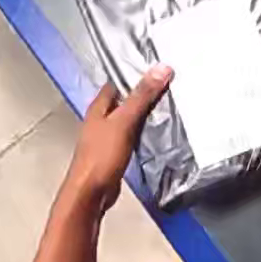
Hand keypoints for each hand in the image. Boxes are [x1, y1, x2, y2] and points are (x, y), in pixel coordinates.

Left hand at [62, 65, 173, 212]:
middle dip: (143, 93)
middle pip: (124, 100)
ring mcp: (106, 137)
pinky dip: (143, 130)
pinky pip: (132, 134)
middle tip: (169, 85)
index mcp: (98, 107)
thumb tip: (163, 68)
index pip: (117, 82)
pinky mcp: (114, 152)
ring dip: (144, 113)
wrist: (91, 194)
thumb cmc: (103, 155)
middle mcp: (100, 119)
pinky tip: (157, 132)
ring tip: (169, 105)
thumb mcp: (125, 122)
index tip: (159, 68)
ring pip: (129, 118)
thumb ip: (142, 96)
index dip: (135, 74)